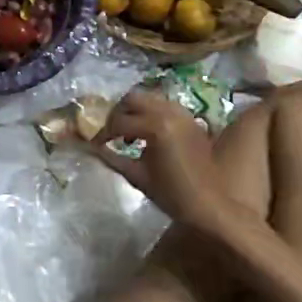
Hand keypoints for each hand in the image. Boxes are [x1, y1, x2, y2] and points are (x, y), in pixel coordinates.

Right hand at [89, 88, 226, 223]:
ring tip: (129, 133)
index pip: (119, 121)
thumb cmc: (172, 194)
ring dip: (135, 111)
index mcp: (156, 126)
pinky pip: (165, 106)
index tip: (95, 144)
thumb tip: (92, 149)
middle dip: (118, 113)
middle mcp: (170, 112)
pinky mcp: (191, 119)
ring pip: (150, 98)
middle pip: (133, 98)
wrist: (209, 204)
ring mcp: (183, 113)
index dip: (103, 134)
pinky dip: (152, 113)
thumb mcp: (138, 176)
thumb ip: (113, 158)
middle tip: (110, 132)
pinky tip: (148, 134)